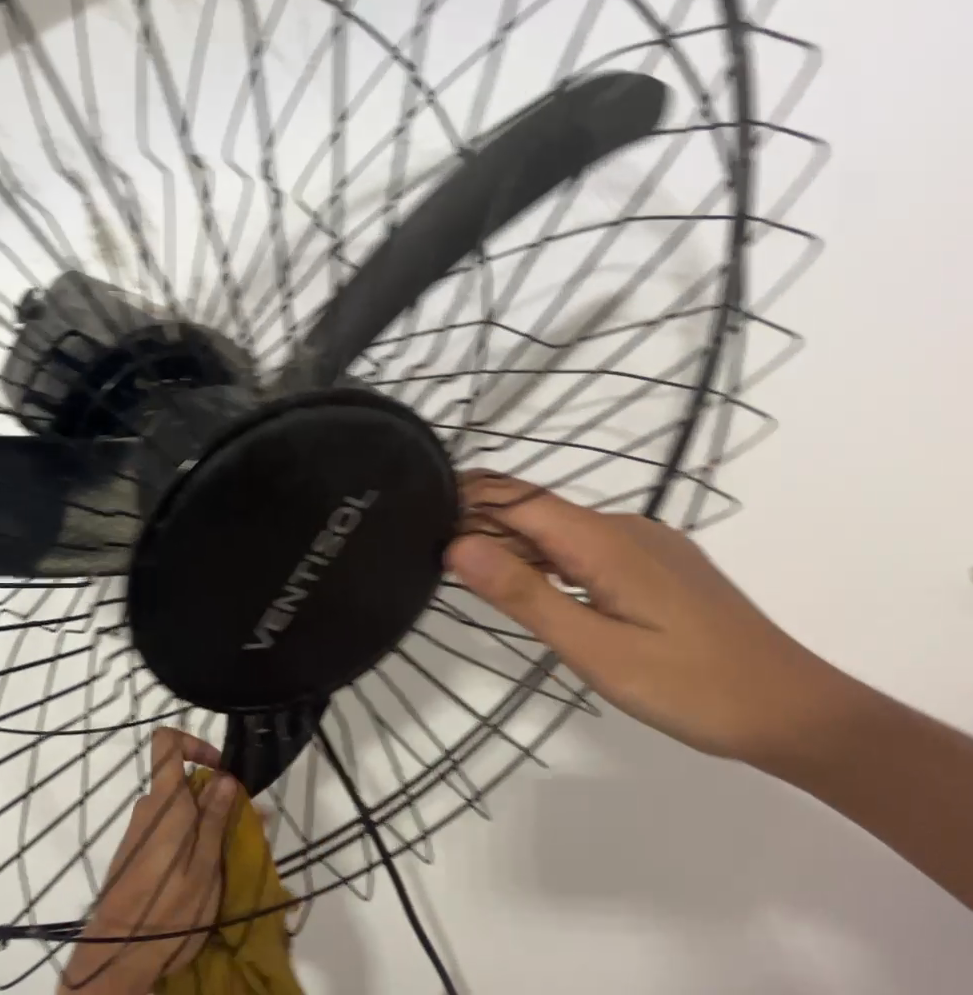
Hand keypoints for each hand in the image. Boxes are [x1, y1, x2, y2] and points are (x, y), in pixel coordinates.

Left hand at [59, 728, 240, 993]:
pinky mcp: (138, 849)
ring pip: (179, 809)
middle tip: (247, 826)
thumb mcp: (205, 865)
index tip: (222, 768)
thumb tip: (226, 776)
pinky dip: (192, 838)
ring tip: (235, 855)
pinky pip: (169, 829)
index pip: (166, 743)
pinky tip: (210, 868)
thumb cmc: (171, 906)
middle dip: (215, 796)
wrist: (122, 946)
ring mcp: (141, 828)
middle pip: (181, 781)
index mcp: (165, 802)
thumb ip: (215, 818)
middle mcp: (148, 807)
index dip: (194, 743)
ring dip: (207, 822)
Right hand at [447, 472, 859, 769]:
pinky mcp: (656, 567)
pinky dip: (544, 561)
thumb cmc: (693, 688)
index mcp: (605, 541)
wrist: (801, 716)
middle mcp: (623, 528)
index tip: (413, 520)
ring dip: (510, 547)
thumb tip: (456, 545)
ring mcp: (644, 545)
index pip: (515, 498)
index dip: (462, 501)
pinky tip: (532, 593)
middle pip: (532, 511)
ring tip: (467, 580)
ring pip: (556, 531)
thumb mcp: (595, 649)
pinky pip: (582, 548)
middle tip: (428, 561)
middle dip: (479, 526)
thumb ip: (523, 594)